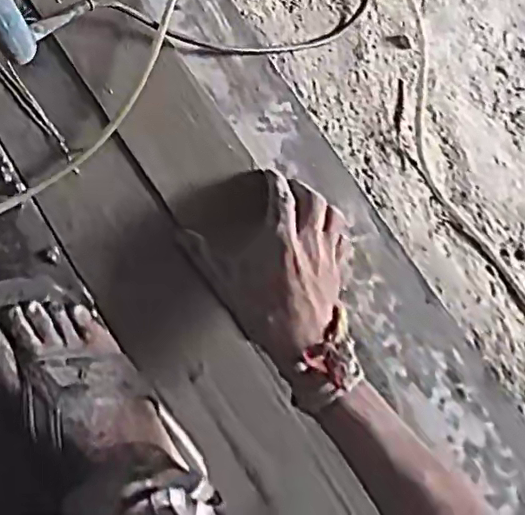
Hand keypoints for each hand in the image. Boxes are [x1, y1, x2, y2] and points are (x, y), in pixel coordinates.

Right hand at [184, 170, 349, 366]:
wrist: (304, 348)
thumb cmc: (265, 312)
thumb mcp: (226, 281)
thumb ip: (203, 254)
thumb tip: (180, 235)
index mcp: (280, 236)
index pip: (281, 195)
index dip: (274, 181)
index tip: (267, 175)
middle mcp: (307, 240)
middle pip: (311, 199)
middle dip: (299, 187)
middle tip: (287, 186)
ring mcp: (326, 255)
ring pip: (332, 215)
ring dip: (320, 202)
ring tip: (308, 201)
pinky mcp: (338, 271)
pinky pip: (343, 238)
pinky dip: (335, 226)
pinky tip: (326, 230)